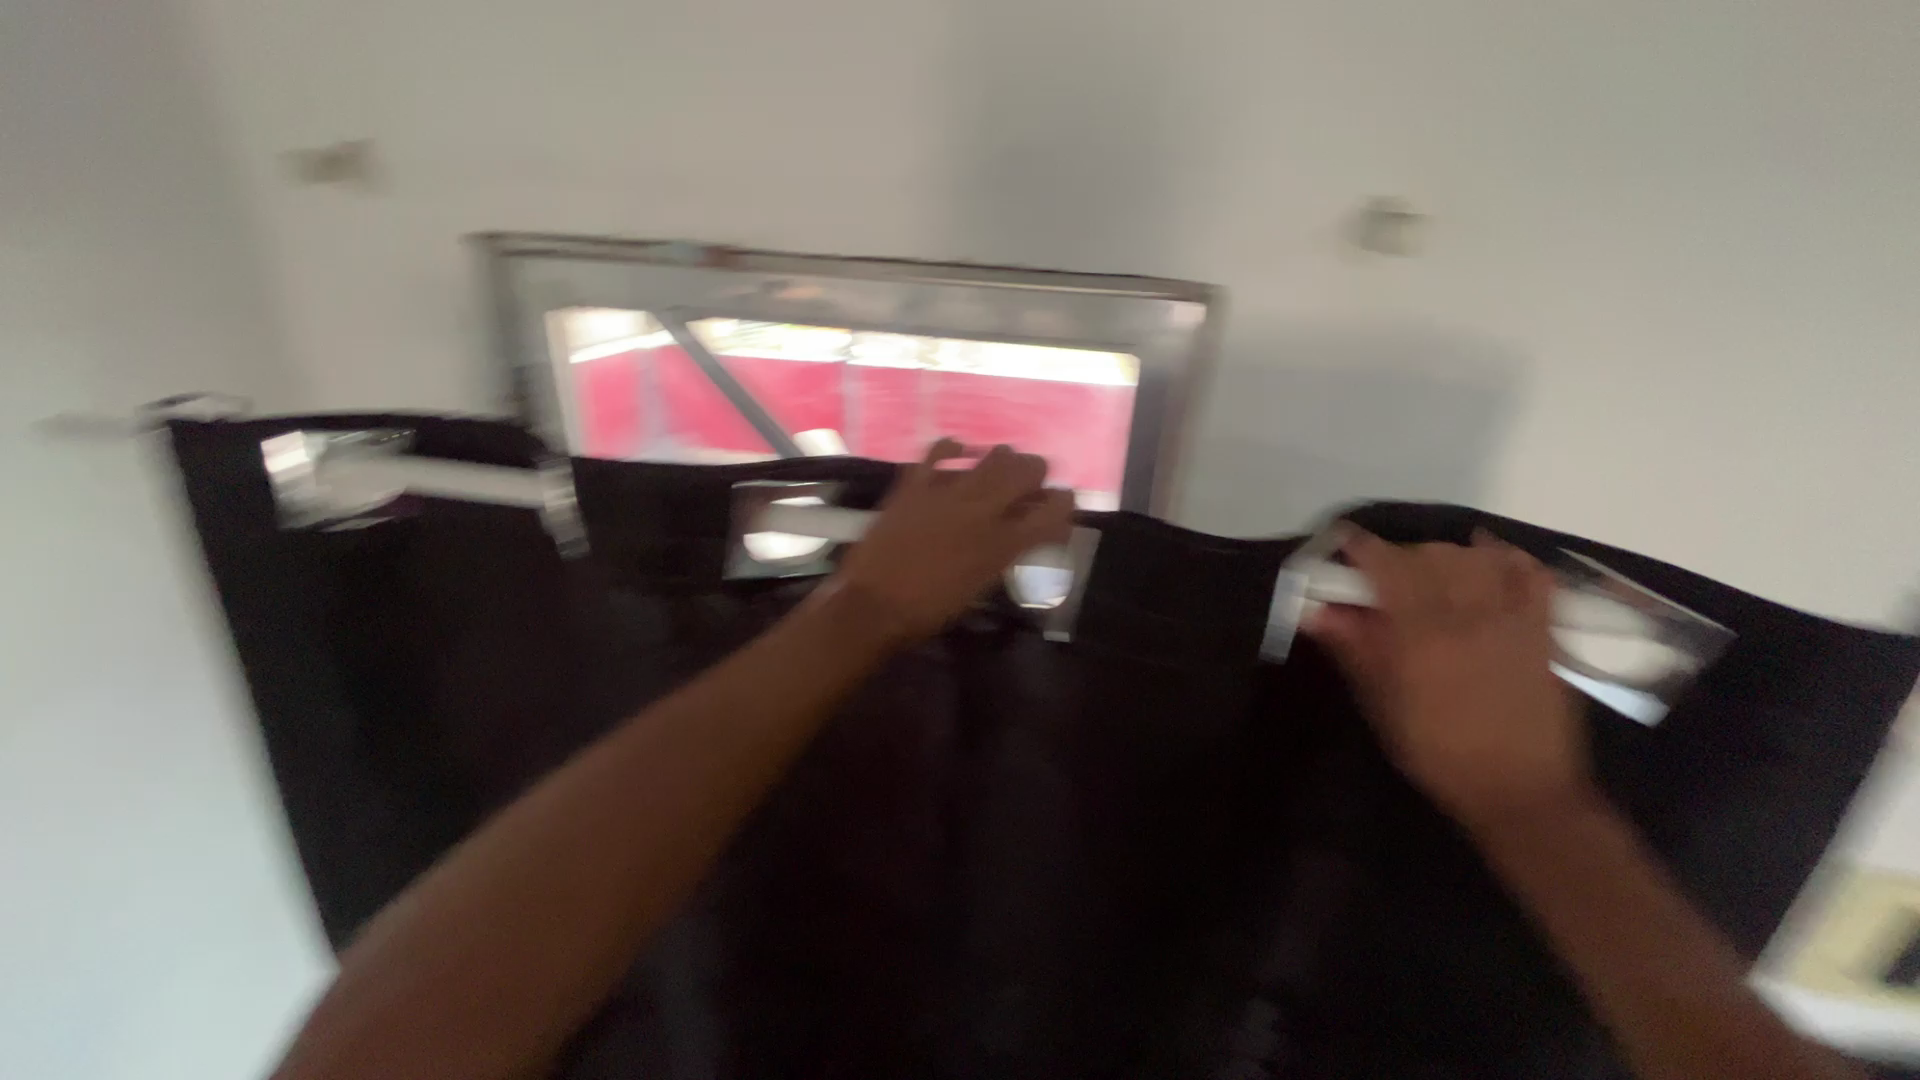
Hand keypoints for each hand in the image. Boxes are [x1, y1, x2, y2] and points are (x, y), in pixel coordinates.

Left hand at [829, 440, 1073, 644]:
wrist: (873, 605)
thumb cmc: (929, 611)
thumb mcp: (980, 588)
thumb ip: (1004, 557)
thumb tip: (1018, 536)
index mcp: (1004, 545)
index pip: (1054, 511)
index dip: (1064, 505)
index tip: (1059, 508)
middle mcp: (983, 511)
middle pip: (1029, 470)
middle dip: (1037, 473)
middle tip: (1030, 483)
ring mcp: (948, 492)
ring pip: (994, 456)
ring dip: (1004, 460)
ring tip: (999, 469)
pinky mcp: (916, 484)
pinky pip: (940, 450)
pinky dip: (953, 448)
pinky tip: (958, 453)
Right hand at [1304, 528, 1590, 829]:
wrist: (1519, 790)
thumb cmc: (1436, 752)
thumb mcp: (1381, 705)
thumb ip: (1353, 650)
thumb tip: (1316, 611)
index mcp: (1419, 637)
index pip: (1386, 567)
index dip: (1360, 547)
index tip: (1342, 543)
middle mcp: (1466, 617)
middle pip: (1428, 555)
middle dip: (1397, 555)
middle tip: (1379, 577)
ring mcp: (1510, 620)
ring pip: (1475, 558)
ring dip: (1444, 555)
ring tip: (1428, 572)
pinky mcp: (1542, 631)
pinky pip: (1532, 575)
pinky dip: (1507, 557)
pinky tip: (1487, 556)